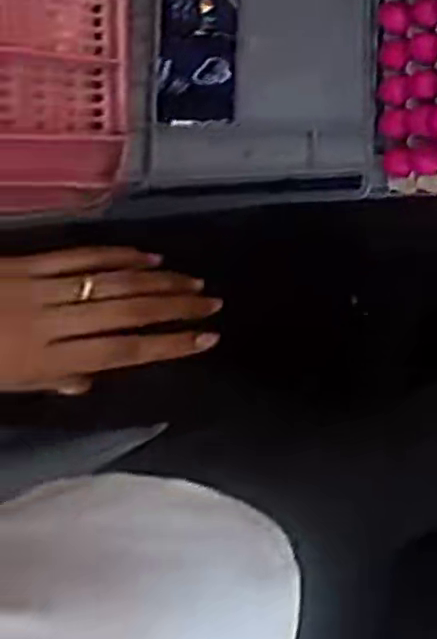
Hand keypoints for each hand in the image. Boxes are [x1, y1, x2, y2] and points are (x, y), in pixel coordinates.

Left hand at [0, 247, 221, 394]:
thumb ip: (40, 380)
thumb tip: (87, 382)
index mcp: (36, 359)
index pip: (121, 351)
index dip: (170, 344)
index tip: (211, 338)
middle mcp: (45, 323)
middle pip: (129, 312)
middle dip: (179, 307)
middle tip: (214, 303)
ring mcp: (32, 289)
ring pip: (115, 282)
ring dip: (162, 281)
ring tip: (193, 282)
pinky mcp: (19, 266)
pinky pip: (80, 257)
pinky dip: (121, 256)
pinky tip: (149, 257)